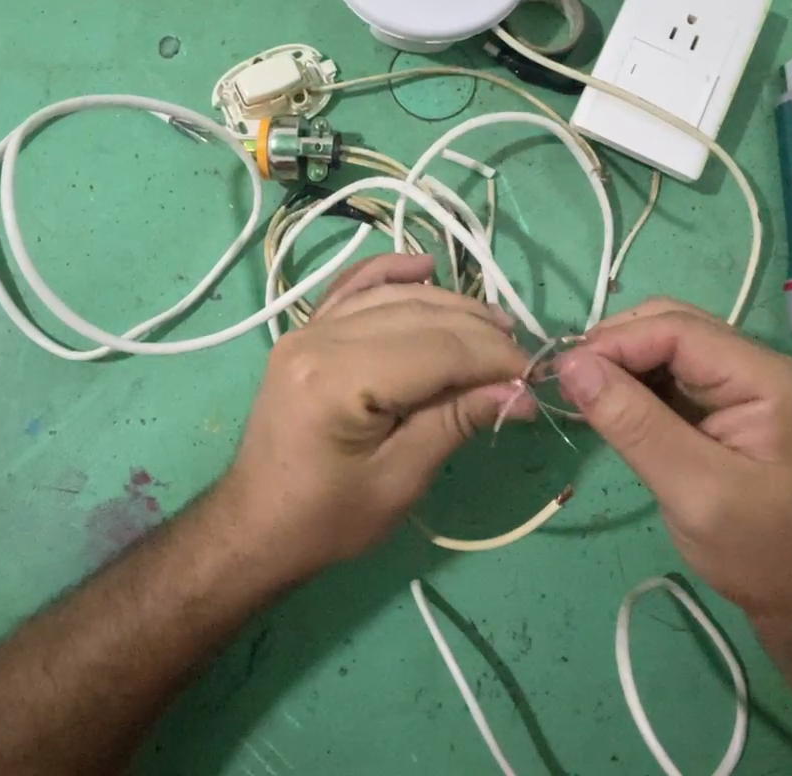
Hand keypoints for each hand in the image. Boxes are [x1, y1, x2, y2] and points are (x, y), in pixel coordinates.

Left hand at [218, 254, 533, 581]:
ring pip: (392, 296)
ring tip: (496, 325)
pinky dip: (390, 274)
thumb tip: (520, 391)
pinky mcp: (305, 333)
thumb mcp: (399, 480)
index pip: (436, 349)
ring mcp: (307, 330)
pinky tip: (424, 266)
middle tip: (521, 359)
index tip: (533, 377)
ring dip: (448, 304)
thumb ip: (456, 422)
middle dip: (479, 332)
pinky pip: (352, 288)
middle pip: (418, 315)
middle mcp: (319, 339)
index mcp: (338, 379)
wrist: (257, 526)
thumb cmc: (326, 519)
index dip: (492, 358)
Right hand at [555, 298, 791, 619]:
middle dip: (615, 346)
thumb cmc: (760, 552)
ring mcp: (743, 382)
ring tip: (581, 395)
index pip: (679, 330)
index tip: (563, 372)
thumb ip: (632, 423)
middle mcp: (758, 366)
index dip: (616, 341)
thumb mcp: (693, 490)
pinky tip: (607, 406)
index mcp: (767, 379)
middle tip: (569, 382)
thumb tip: (571, 364)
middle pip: (672, 326)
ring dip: (620, 363)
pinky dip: (632, 383)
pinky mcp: (724, 402)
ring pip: (666, 344)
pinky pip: (669, 373)